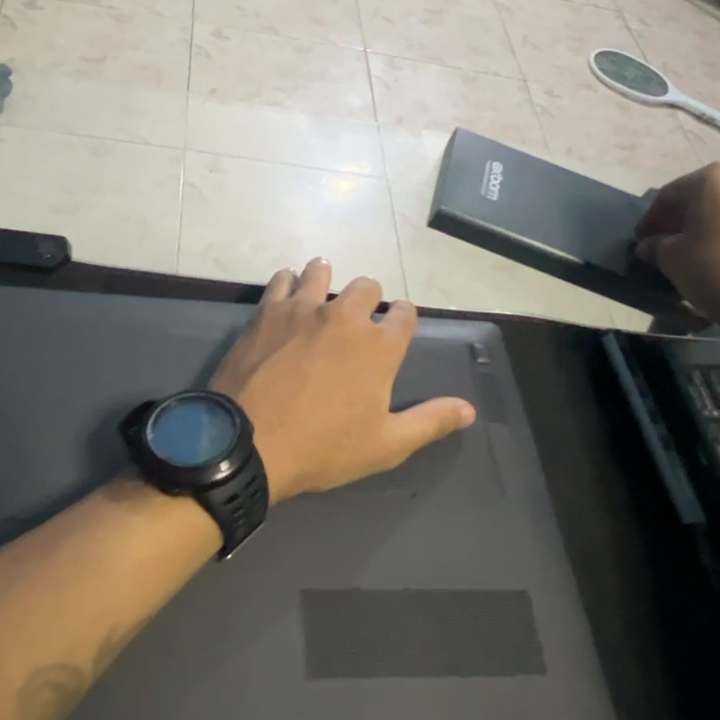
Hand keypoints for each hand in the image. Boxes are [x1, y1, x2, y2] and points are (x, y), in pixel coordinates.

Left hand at [208, 259, 475, 504]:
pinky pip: (282, 279)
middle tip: (357, 319)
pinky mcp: (268, 311)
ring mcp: (303, 308)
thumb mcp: (385, 446)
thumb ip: (430, 421)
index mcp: (380, 346)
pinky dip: (288, 283)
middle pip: (366, 287)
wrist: (251, 442)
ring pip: (321, 271)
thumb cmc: (323, 448)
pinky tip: (286, 296)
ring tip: (321, 292)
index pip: (405, 315)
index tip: (396, 329)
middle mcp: (345, 315)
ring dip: (326, 279)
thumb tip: (469, 410)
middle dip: (368, 299)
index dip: (403, 320)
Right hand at [634, 162, 719, 333]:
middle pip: (704, 196)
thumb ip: (655, 245)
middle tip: (667, 242)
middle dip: (683, 218)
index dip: (651, 218)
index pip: (670, 194)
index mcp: (714, 178)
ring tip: (696, 250)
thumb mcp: (670, 258)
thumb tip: (650, 245)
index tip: (641, 239)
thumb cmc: (714, 270)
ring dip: (710, 224)